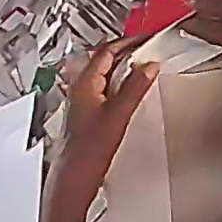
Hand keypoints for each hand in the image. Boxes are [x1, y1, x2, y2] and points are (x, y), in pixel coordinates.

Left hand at [44, 36, 158, 221]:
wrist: (73, 183)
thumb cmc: (87, 153)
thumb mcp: (118, 115)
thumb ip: (135, 87)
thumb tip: (148, 66)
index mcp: (84, 83)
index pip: (107, 50)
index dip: (128, 41)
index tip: (146, 38)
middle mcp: (79, 90)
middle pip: (103, 59)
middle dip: (125, 51)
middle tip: (146, 48)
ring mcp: (81, 103)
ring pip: (103, 74)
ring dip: (122, 68)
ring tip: (141, 67)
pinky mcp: (86, 115)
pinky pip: (104, 89)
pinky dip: (119, 83)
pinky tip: (130, 92)